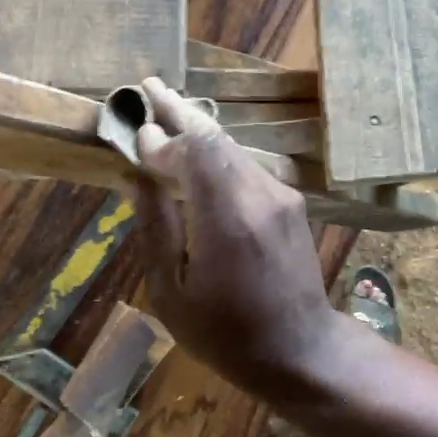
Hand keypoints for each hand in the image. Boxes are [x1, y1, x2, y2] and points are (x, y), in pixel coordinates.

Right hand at [134, 77, 345, 393]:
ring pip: (234, 149)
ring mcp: (281, 196)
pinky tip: (196, 153)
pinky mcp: (290, 203)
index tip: (137, 134)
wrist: (300, 350)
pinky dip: (218, 155)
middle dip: (180, 112)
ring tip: (166, 108)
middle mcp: (261, 195)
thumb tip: (137, 177)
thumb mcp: (173, 292)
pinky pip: (247, 167)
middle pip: (217, 138)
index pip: (194, 151)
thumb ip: (156, 227)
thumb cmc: (226, 334)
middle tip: (149, 86)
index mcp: (228, 219)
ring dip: (199, 131)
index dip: (163, 137)